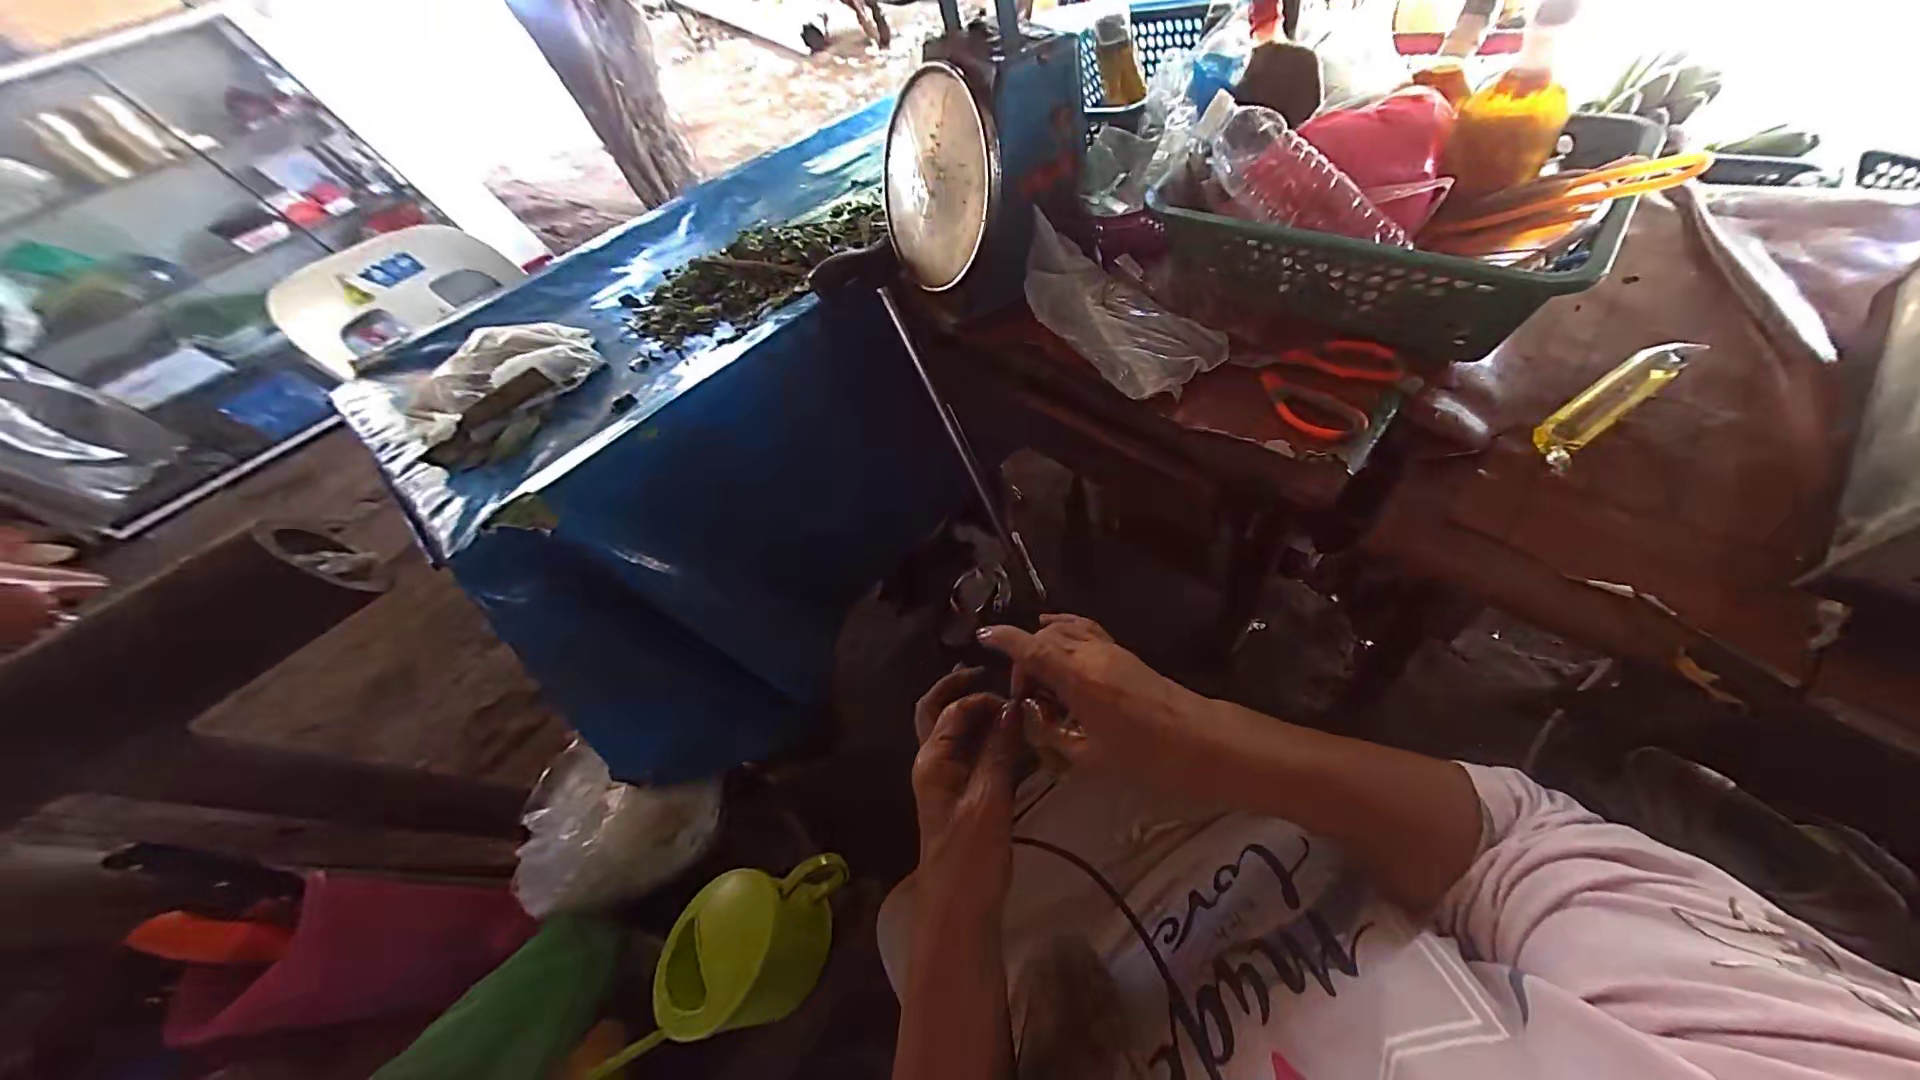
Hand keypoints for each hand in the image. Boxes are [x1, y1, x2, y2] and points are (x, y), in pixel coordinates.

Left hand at [910, 668, 1023, 926]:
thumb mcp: (989, 799)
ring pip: (957, 734)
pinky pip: (973, 756)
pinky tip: (1015, 740)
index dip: (981, 699)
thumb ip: (1000, 751)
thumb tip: (1014, 707)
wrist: (959, 913)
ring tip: (1009, 704)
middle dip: (960, 690)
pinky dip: (989, 741)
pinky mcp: (964, 797)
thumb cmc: (970, 855)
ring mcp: (947, 781)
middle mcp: (934, 763)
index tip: (1015, 699)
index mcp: (932, 760)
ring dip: (977, 715)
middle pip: (939, 713)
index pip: (952, 711)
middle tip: (989, 675)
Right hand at [977, 614, 1212, 780]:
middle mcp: (1089, 653)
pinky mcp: (1121, 652)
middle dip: (1024, 659)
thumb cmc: (1145, 756)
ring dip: (1043, 647)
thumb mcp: (1088, 756)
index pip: (1031, 648)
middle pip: (1044, 639)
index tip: (983, 637)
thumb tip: (1031, 715)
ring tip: (1041, 679)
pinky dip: (1064, 629)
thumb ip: (1051, 733)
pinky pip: (1083, 629)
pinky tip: (1056, 633)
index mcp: (1077, 677)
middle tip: (1027, 696)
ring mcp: (1108, 649)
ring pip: (1063, 631)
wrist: (1202, 742)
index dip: (1003, 639)